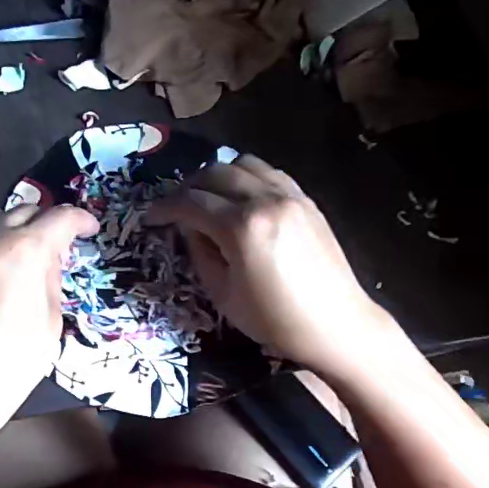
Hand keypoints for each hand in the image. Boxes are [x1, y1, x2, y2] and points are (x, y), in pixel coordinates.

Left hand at [0, 204, 96, 438]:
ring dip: (13, 229)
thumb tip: (47, 261)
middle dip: (46, 224)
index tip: (89, 229)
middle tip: (56, 250)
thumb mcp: (50, 324)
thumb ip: (51, 281)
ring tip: (21, 256)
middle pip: (25, 211)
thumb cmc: (8, 366)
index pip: (60, 218)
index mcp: (23, 251)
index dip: (81, 220)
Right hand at [148, 155, 391, 376]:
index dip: (165, 208)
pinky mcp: (306, 200)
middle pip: (214, 173)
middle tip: (178, 208)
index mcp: (241, 227)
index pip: (191, 202)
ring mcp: (290, 195)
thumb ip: (200, 253)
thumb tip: (190, 228)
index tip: (152, 217)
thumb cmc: (275, 319)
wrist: (336, 324)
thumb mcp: (223, 294)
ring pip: (243, 163)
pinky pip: (269, 172)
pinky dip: (248, 177)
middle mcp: (265, 200)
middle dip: (188, 187)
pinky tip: (242, 197)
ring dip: (219, 175)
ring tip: (210, 197)